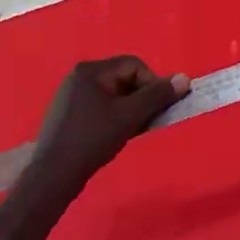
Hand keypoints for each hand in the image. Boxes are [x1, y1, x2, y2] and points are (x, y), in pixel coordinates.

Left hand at [28, 56, 188, 188]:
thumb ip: (158, 96)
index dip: (153, 84)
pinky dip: (115, 116)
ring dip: (130, 109)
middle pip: (124, 78)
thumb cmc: (93, 139)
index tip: (160, 108)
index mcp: (91, 70)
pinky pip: (100, 106)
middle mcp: (79, 76)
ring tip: (132, 130)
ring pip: (114, 94)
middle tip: (148, 121)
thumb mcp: (130, 116)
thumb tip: (184, 79)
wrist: (54, 173)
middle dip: (141, 98)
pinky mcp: (68, 113)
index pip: (134, 65)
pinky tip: (115, 136)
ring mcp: (71, 95)